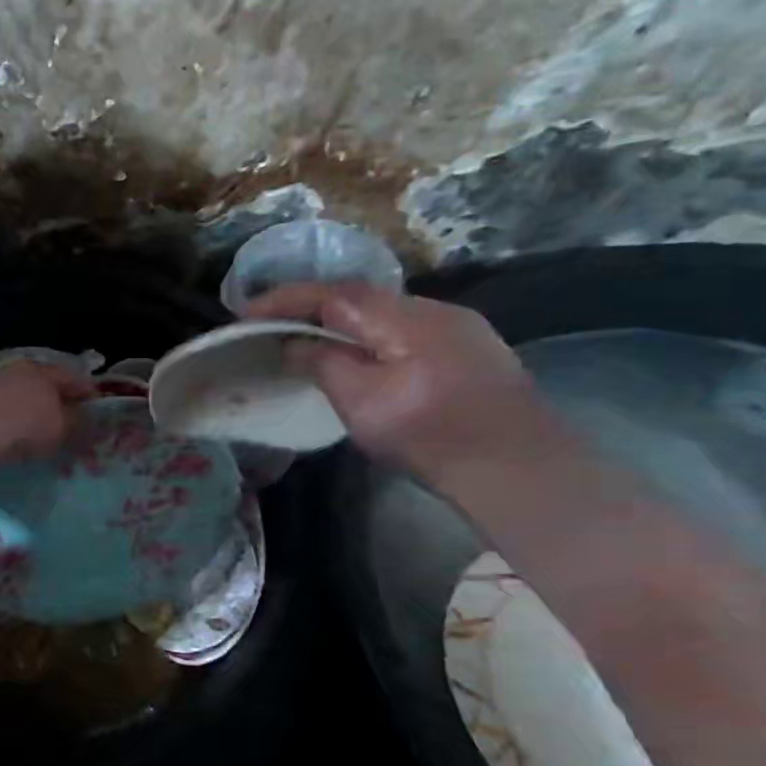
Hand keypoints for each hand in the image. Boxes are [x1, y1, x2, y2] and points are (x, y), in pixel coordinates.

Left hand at [0, 359, 94, 461]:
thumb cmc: (26, 426)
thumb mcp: (62, 428)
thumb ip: (77, 421)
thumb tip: (84, 417)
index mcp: (46, 372)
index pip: (73, 378)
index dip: (87, 392)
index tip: (95, 404)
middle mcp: (19, 369)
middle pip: (45, 380)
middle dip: (57, 395)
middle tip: (67, 413)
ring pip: (21, 390)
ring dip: (32, 403)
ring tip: (39, 422)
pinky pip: (2, 402)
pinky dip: (11, 411)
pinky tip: (12, 426)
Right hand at [243, 283, 545, 478]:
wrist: (522, 471)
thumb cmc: (428, 432)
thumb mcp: (357, 398)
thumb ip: (320, 361)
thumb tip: (294, 342)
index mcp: (403, 316)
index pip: (331, 294)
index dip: (283, 300)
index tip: (244, 314)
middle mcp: (434, 311)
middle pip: (358, 298)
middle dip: (309, 307)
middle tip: (269, 325)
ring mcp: (460, 331)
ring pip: (383, 314)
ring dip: (339, 323)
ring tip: (304, 339)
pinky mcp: (471, 354)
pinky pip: (403, 331)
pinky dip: (367, 336)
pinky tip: (356, 356)